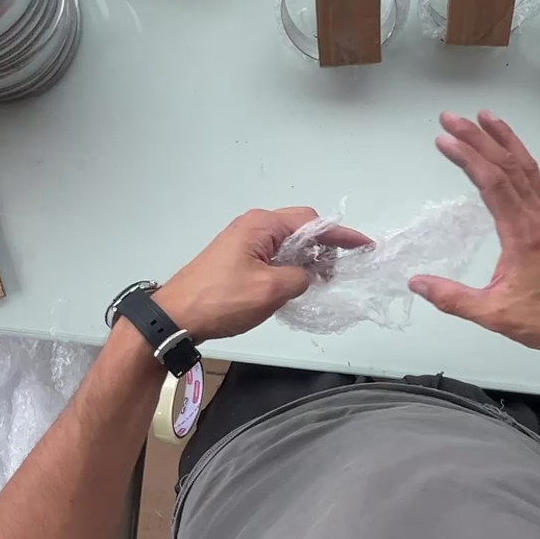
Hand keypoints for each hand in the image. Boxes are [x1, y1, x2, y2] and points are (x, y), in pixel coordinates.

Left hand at [155, 208, 370, 341]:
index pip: (312, 222)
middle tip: (338, 271)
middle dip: (324, 247)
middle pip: (300, 228)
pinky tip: (296, 284)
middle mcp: (253, 226)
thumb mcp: (271, 290)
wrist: (176, 316)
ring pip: (286, 243)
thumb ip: (300, 277)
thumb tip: (306, 275)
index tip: (363, 246)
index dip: (340, 235)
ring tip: (320, 281)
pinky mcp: (236, 258)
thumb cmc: (222, 300)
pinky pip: (273, 255)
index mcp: (262, 225)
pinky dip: (289, 266)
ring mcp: (242, 241)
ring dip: (306, 259)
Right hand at [409, 111, 539, 372]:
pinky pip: (534, 180)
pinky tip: (509, 150)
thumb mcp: (492, 314)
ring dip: (503, 139)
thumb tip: (415, 282)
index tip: (444, 139)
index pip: (492, 184)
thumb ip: (452, 298)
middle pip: (506, 166)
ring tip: (483, 117)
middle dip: (478, 138)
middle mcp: (536, 218)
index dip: (467, 158)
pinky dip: (519, 157)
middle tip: (450, 117)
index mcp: (522, 234)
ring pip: (525, 168)